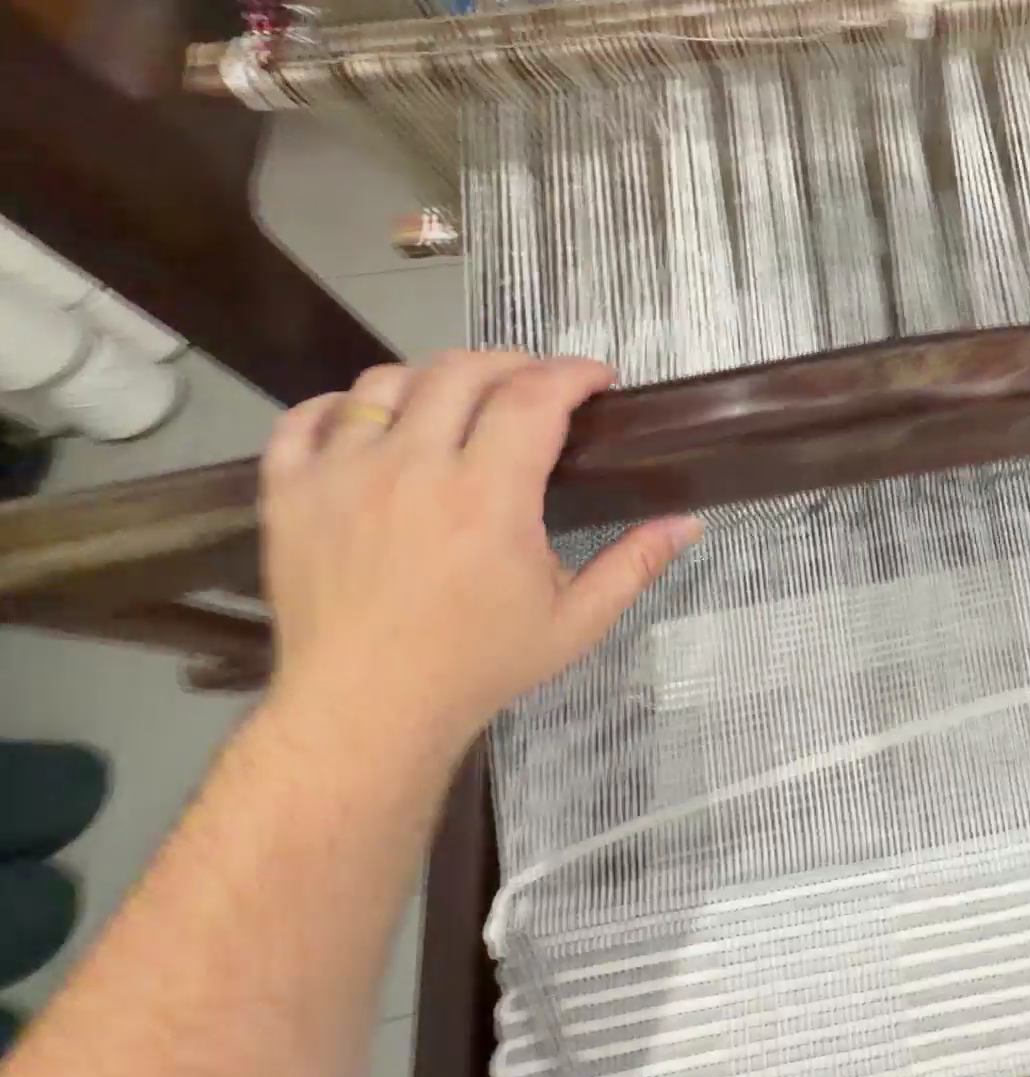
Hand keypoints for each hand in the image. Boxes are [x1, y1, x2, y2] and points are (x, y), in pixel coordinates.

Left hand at [258, 351, 700, 744]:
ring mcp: (342, 474)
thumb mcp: (578, 622)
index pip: (534, 398)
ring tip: (464, 400)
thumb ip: (635, 565)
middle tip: (540, 384)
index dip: (573, 372)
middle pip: (462, 371)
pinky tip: (376, 422)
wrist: (368, 709)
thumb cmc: (481, 664)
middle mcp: (413, 468)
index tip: (598, 376)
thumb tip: (688, 524)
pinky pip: (309, 417)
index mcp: (489, 496)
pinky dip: (346, 404)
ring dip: (436, 376)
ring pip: (386, 381)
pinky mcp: (290, 493)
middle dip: (513, 362)